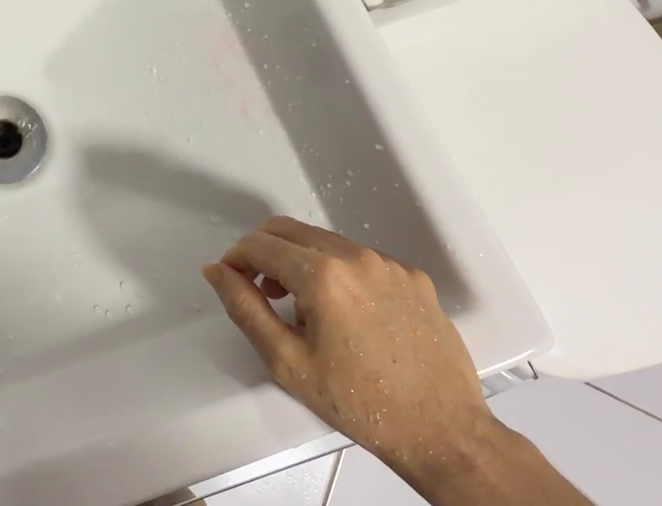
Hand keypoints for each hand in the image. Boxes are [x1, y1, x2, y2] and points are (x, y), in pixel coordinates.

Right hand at [200, 218, 499, 482]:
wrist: (444, 431)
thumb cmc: (363, 404)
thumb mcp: (287, 361)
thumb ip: (244, 308)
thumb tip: (217, 271)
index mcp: (323, 276)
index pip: (259, 244)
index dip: (234, 259)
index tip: (231, 281)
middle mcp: (356, 257)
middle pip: (287, 230)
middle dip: (262, 252)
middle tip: (259, 290)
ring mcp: (388, 264)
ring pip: (322, 240)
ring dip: (298, 260)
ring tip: (300, 306)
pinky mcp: (412, 276)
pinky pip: (359, 256)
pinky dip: (337, 270)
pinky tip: (343, 312)